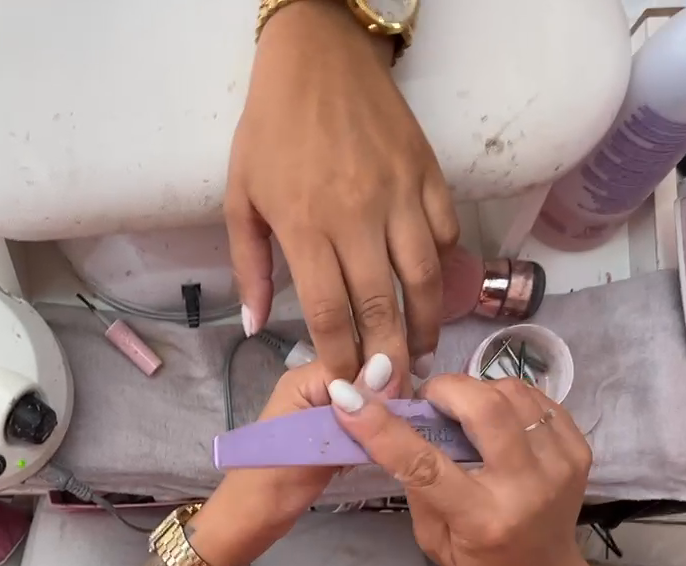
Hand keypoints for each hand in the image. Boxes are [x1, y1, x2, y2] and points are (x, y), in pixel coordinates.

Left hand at [191, 354, 393, 565]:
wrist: (254, 519)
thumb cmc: (278, 480)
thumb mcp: (318, 441)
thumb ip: (354, 407)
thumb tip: (390, 364)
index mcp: (305, 377)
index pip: (358, 357)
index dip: (386, 374)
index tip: (407, 399)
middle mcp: (315, 385)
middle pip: (365, 378)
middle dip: (387, 398)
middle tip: (403, 423)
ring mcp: (322, 410)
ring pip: (367, 402)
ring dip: (382, 418)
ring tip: (397, 435)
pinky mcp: (329, 432)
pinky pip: (361, 422)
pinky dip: (373, 434)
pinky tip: (385, 445)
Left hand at [226, 0, 457, 388]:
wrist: (316, 55)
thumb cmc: (269, 132)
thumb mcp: (240, 200)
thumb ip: (249, 268)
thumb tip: (255, 327)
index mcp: (305, 227)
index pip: (331, 314)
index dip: (343, 359)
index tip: (349, 391)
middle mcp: (357, 217)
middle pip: (380, 307)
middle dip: (389, 359)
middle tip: (394, 391)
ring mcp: (398, 194)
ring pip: (422, 277)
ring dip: (424, 324)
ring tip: (420, 355)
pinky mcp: (427, 173)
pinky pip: (444, 233)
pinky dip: (441, 269)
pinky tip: (430, 293)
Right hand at [330, 373, 592, 565]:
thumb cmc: (477, 561)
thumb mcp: (432, 537)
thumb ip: (418, 484)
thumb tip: (394, 425)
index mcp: (482, 519)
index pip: (426, 464)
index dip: (385, 429)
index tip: (351, 400)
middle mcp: (527, 489)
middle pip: (486, 409)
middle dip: (446, 389)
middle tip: (430, 400)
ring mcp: (561, 466)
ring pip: (513, 394)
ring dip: (477, 391)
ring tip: (463, 411)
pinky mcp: (579, 450)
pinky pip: (537, 399)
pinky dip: (507, 397)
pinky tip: (495, 418)